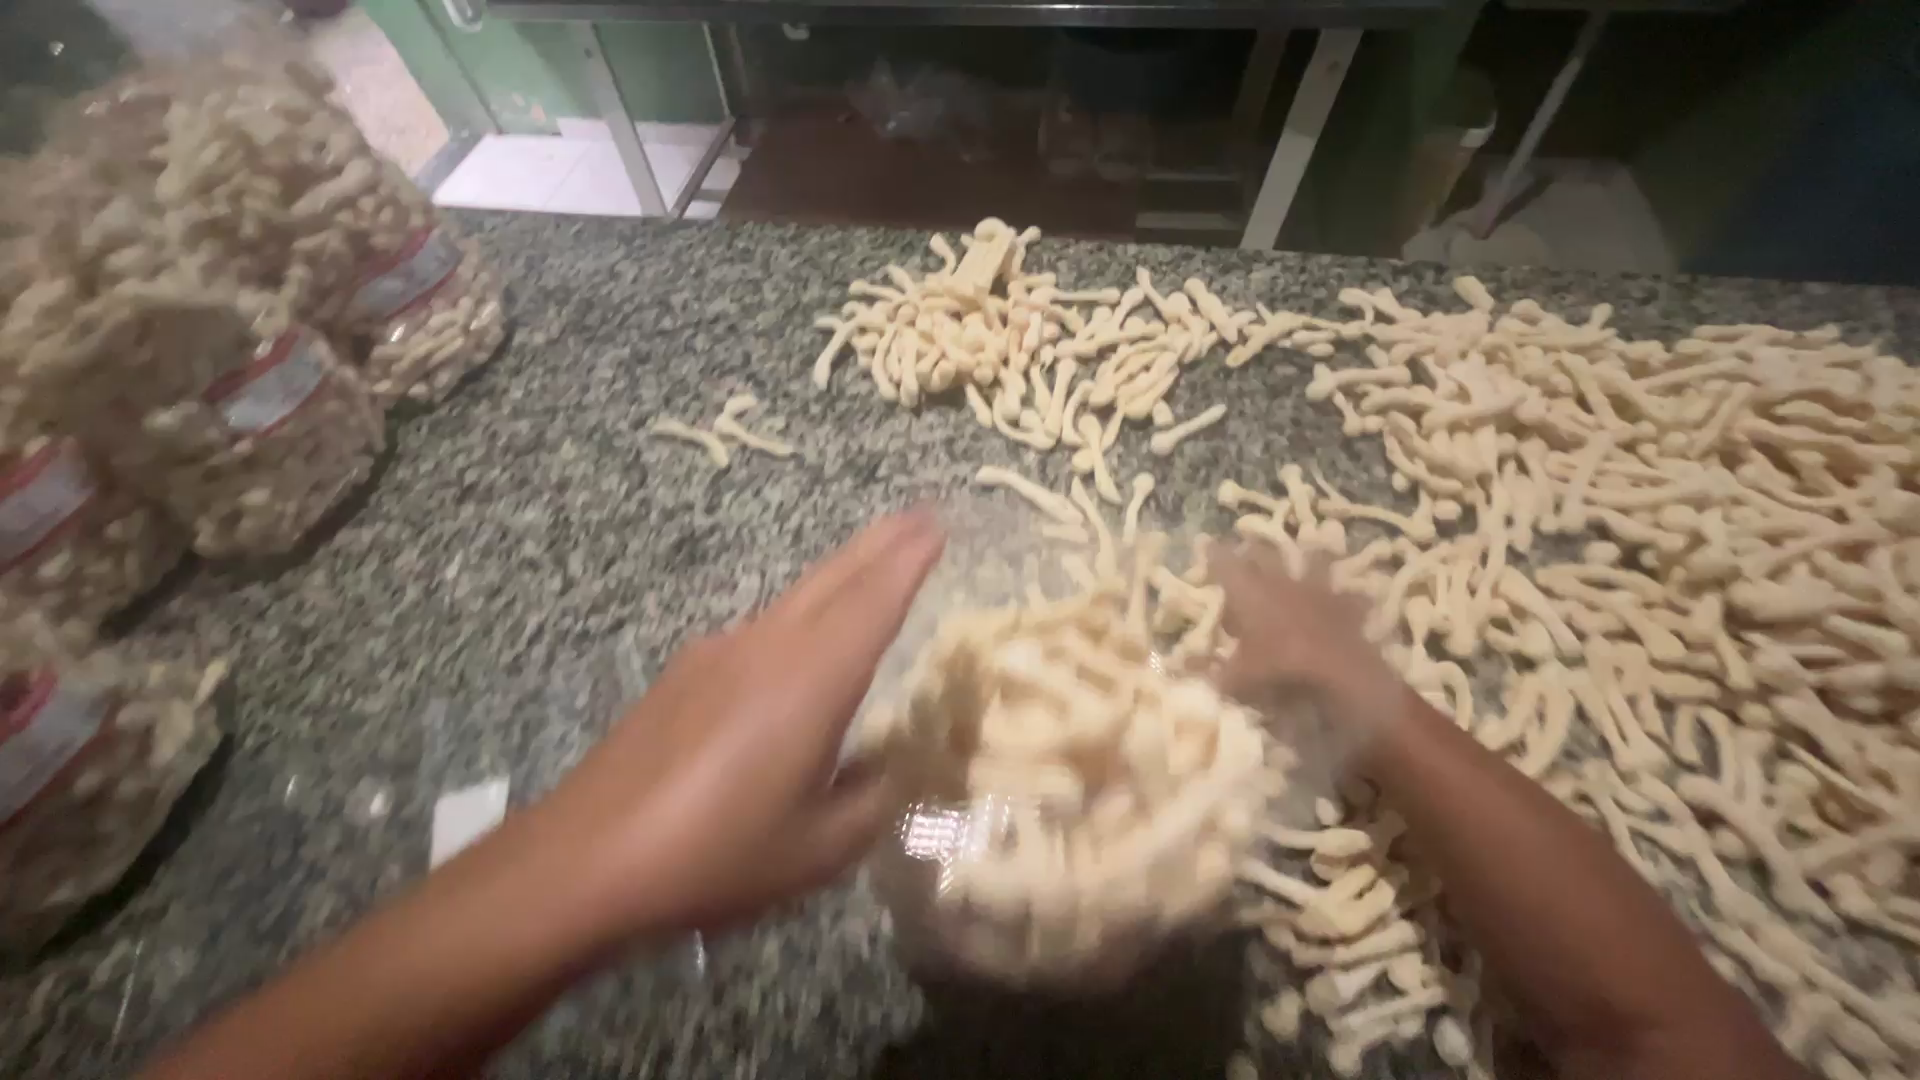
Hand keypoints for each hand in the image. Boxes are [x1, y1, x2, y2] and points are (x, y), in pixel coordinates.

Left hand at [541, 509, 945, 936]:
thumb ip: (871, 803)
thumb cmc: (714, 854)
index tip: (938, 523)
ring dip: (844, 573)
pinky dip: (804, 615)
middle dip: (883, 541)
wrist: (583, 858)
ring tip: (875, 567)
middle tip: (921, 515)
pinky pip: (765, 626)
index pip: (874, 600)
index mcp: (811, 680)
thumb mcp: (817, 850)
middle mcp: (769, 646)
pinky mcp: (689, 669)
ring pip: (799, 595)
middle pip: (836, 576)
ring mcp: (722, 650)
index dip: (910, 559)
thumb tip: (889, 769)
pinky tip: (802, 650)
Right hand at [1210, 541, 1405, 735]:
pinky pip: (1349, 595)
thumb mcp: (1236, 679)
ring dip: (1309, 555)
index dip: (1213, 553)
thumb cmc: (1278, 669)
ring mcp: (1317, 592)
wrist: (1341, 676)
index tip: (1204, 543)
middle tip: (1247, 546)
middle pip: (1265, 555)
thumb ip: (1211, 671)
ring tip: (1308, 548)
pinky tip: (1350, 596)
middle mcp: (1281, 583)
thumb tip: (1183, 665)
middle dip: (1254, 549)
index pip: (1224, 564)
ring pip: (1313, 562)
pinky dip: (1347, 596)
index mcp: (1249, 593)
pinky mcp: (1347, 608)